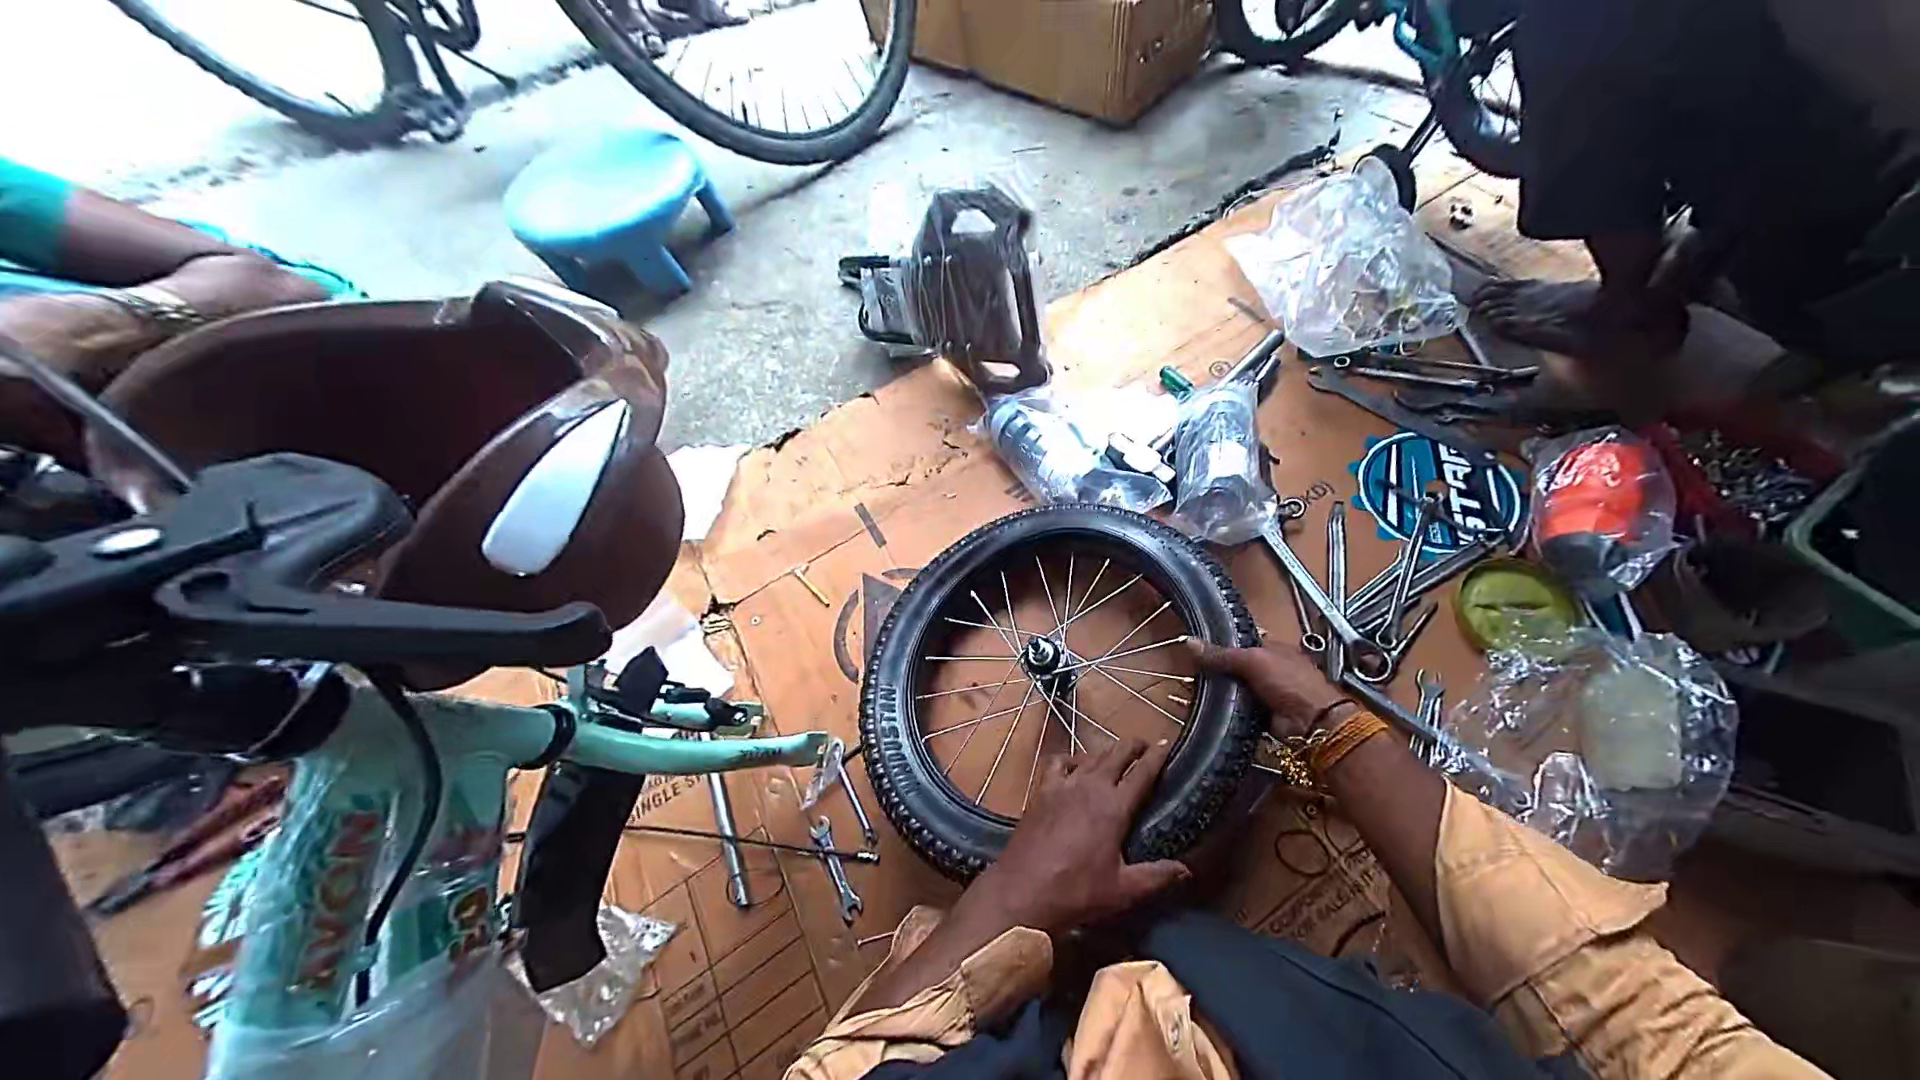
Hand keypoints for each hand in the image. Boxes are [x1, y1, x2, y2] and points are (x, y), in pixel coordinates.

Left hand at [967, 739, 1189, 934]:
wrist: (1024, 889)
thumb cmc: (1077, 891)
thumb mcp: (1123, 890)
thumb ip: (1157, 877)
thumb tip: (1186, 869)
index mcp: (1114, 807)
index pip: (1141, 773)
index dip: (1156, 757)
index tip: (1167, 744)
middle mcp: (1090, 787)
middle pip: (1115, 754)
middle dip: (1132, 746)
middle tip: (1145, 745)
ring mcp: (1063, 785)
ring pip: (1089, 756)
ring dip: (1105, 752)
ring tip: (1115, 756)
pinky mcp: (1041, 790)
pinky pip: (1058, 763)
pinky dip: (1071, 759)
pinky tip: (1075, 767)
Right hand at [1187, 639, 1347, 737]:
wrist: (1311, 722)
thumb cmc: (1289, 681)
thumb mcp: (1252, 661)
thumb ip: (1221, 654)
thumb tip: (1188, 641)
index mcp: (1273, 648)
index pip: (1242, 641)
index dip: (1220, 642)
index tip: (1197, 647)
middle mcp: (1270, 668)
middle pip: (1235, 666)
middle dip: (1216, 669)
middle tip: (1190, 670)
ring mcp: (1267, 692)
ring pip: (1235, 687)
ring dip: (1218, 690)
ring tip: (1192, 688)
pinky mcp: (1262, 713)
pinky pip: (1237, 707)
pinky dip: (1225, 708)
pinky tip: (1207, 707)